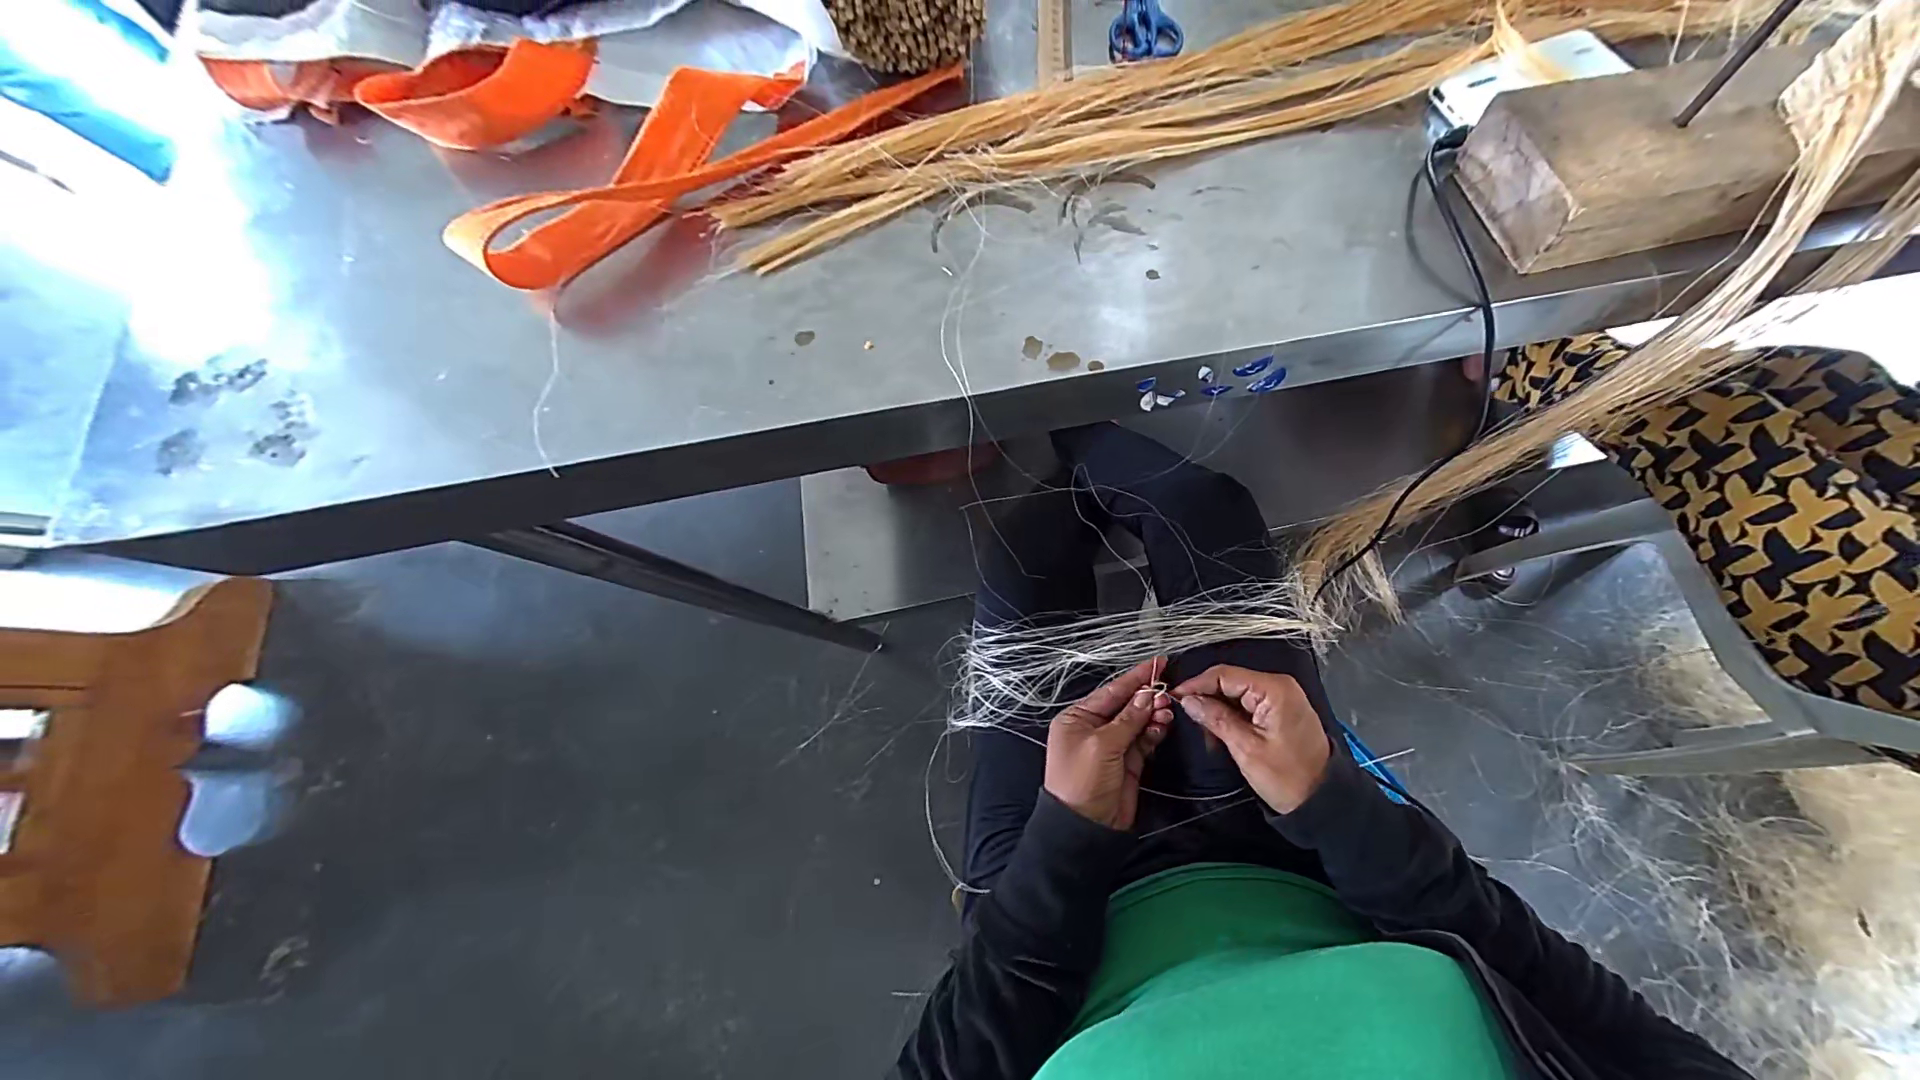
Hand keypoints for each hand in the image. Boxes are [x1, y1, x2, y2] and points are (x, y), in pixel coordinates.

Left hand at [1044, 657, 1173, 829]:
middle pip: (1126, 705)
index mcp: (1077, 717)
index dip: (1134, 678)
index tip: (1157, 663)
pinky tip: (1165, 725)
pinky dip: (1155, 732)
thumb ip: (1128, 720)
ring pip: (1138, 722)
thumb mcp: (1102, 745)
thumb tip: (1148, 696)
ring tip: (1169, 709)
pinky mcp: (1128, 762)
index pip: (1110, 691)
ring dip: (1154, 714)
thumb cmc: (1083, 780)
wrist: (1085, 827)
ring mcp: (1112, 745)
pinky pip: (1144, 740)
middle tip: (1169, 691)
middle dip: (1147, 697)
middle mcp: (1093, 728)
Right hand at [1173, 666, 1330, 813]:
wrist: (1325, 801)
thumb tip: (1188, 700)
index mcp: (1274, 689)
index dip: (1195, 685)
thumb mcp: (1245, 748)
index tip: (1174, 698)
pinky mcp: (1279, 709)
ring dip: (1217, 710)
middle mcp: (1278, 685)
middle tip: (1189, 720)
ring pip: (1235, 693)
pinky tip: (1221, 733)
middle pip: (1229, 681)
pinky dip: (1231, 716)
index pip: (1223, 674)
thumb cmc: (1288, 776)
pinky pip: (1246, 703)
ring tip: (1207, 734)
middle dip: (1206, 699)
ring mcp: (1281, 697)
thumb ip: (1215, 718)